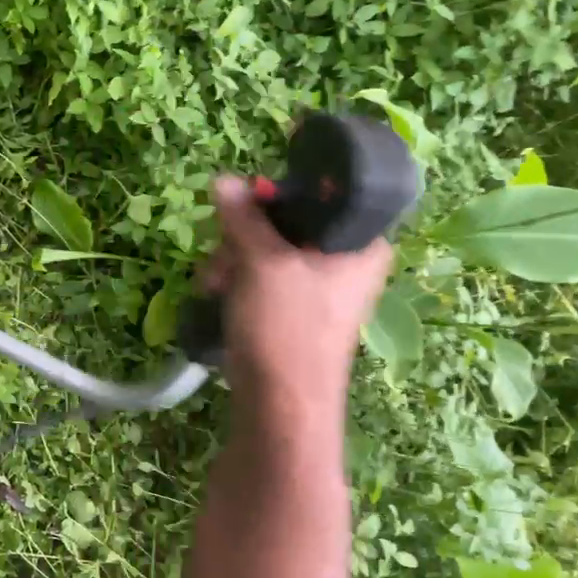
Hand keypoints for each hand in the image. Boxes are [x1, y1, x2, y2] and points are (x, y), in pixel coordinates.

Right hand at [204, 175, 393, 406]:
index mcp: (362, 245)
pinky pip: (258, 276)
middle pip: (283, 224)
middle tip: (224, 261)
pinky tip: (218, 294)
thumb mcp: (262, 264)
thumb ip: (244, 219)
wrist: (280, 397)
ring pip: (263, 250)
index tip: (243, 214)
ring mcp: (318, 286)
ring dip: (229, 262)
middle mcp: (346, 261)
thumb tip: (224, 180)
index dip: (277, 199)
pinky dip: (234, 281)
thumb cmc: (285, 326)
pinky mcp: (292, 307)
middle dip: (240, 239)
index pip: (322, 198)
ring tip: (215, 285)